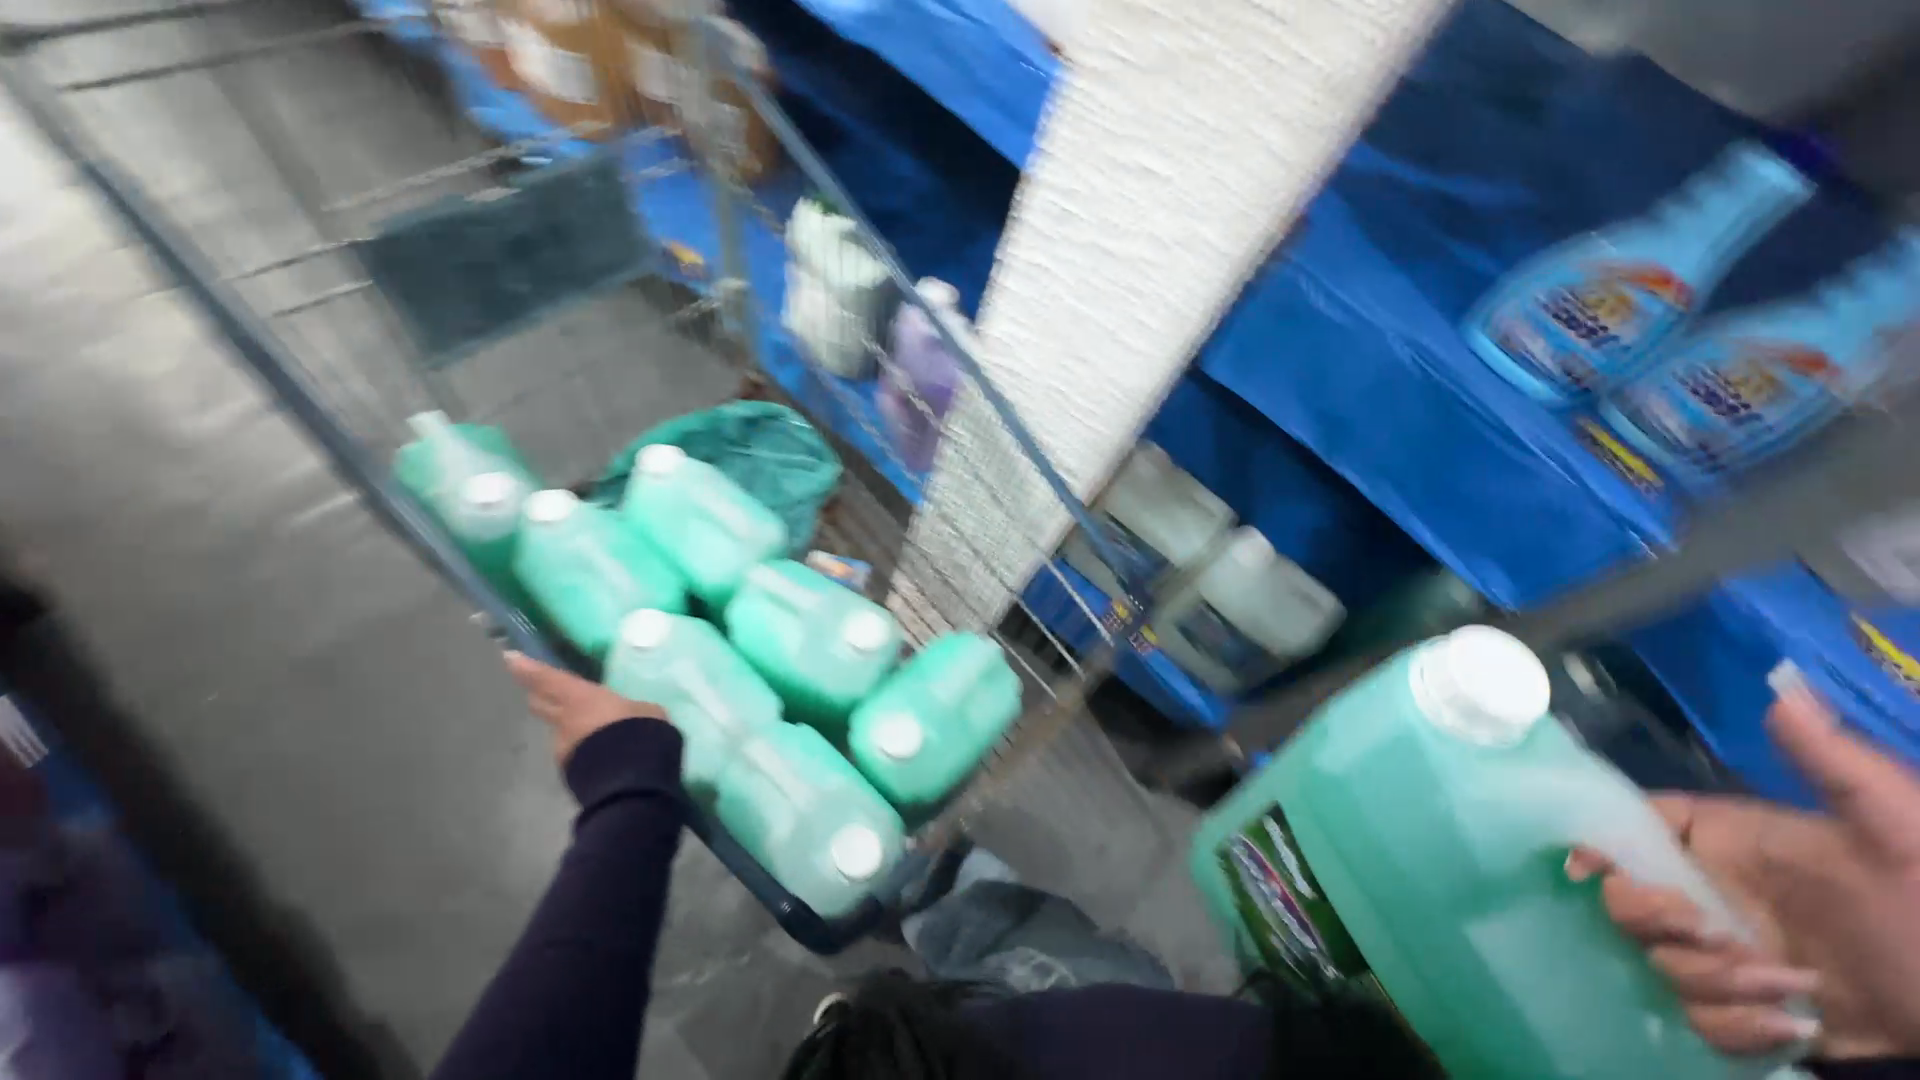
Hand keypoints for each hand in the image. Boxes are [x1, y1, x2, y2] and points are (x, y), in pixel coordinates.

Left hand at [503, 651, 666, 764]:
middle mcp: (563, 722)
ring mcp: (564, 750)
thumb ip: (631, 708)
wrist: (630, 780)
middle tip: (543, 691)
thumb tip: (631, 712)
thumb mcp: (646, 711)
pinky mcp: (570, 774)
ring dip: (571, 729)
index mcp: (580, 698)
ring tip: (595, 733)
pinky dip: (584, 752)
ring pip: (560, 733)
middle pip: (540, 704)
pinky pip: (575, 755)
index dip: (528, 667)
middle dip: (539, 696)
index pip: (547, 678)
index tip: (509, 657)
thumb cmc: (638, 731)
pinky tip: (603, 756)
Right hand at [1567, 667, 1919, 1060]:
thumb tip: (1781, 693)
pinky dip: (1732, 1027)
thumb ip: (1838, 767)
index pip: (1634, 825)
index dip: (1598, 840)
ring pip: (1657, 959)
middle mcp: (1714, 893)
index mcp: (1733, 845)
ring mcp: (1724, 954)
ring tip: (1788, 992)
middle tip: (1711, 936)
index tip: (1588, 866)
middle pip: (1624, 895)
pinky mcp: (1742, 1011)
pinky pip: (1695, 1018)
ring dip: (1709, 981)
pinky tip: (1787, 1026)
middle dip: (1653, 920)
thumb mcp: (1902, 837)